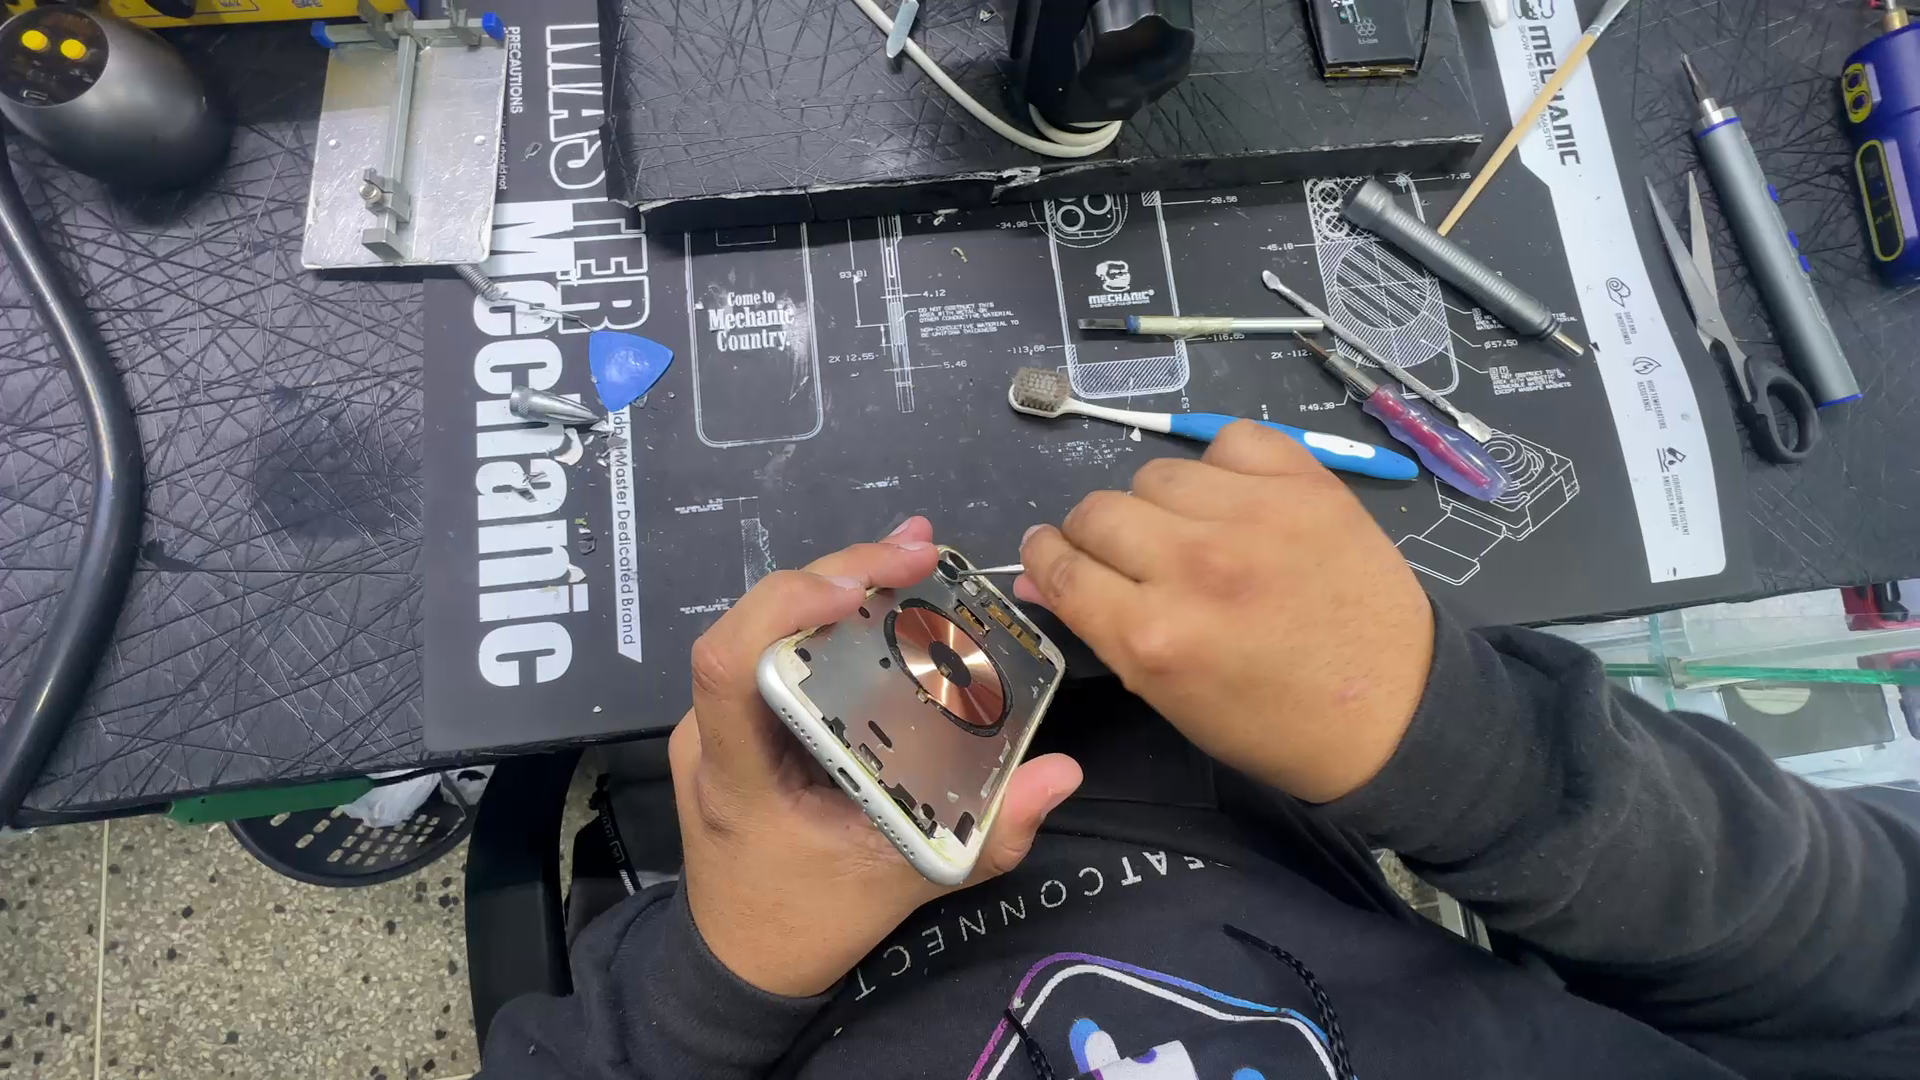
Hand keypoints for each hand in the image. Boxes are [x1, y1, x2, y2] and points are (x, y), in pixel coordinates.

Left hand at [670, 517, 1082, 997]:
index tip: (859, 590)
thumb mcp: (908, 881)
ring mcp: (721, 719)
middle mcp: (718, 731)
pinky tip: (882, 587)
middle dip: (840, 572)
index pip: (728, 665)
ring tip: (913, 556)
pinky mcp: (740, 715)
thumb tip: (1062, 773)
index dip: (784, 608)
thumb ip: (991, 837)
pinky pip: (778, 647)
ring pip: (767, 624)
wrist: (744, 954)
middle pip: (756, 622)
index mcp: (740, 772)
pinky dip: (830, 610)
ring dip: (838, 581)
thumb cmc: (813, 918)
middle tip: (922, 554)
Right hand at [1014, 422, 1431, 803]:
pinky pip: (1229, 441)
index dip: (1044, 556)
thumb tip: (1037, 575)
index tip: (1050, 553)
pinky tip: (1238, 502)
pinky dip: (1222, 467)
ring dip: (1159, 504)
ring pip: (1154, 472)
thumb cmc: (1267, 722)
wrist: (1394, 715)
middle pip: (1096, 510)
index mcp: (1151, 635)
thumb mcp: (1164, 692)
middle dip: (1096, 534)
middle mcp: (1192, 567)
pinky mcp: (1306, 485)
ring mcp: (1252, 518)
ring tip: (1196, 534)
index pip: (1059, 564)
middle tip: (1131, 557)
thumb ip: (1095, 623)